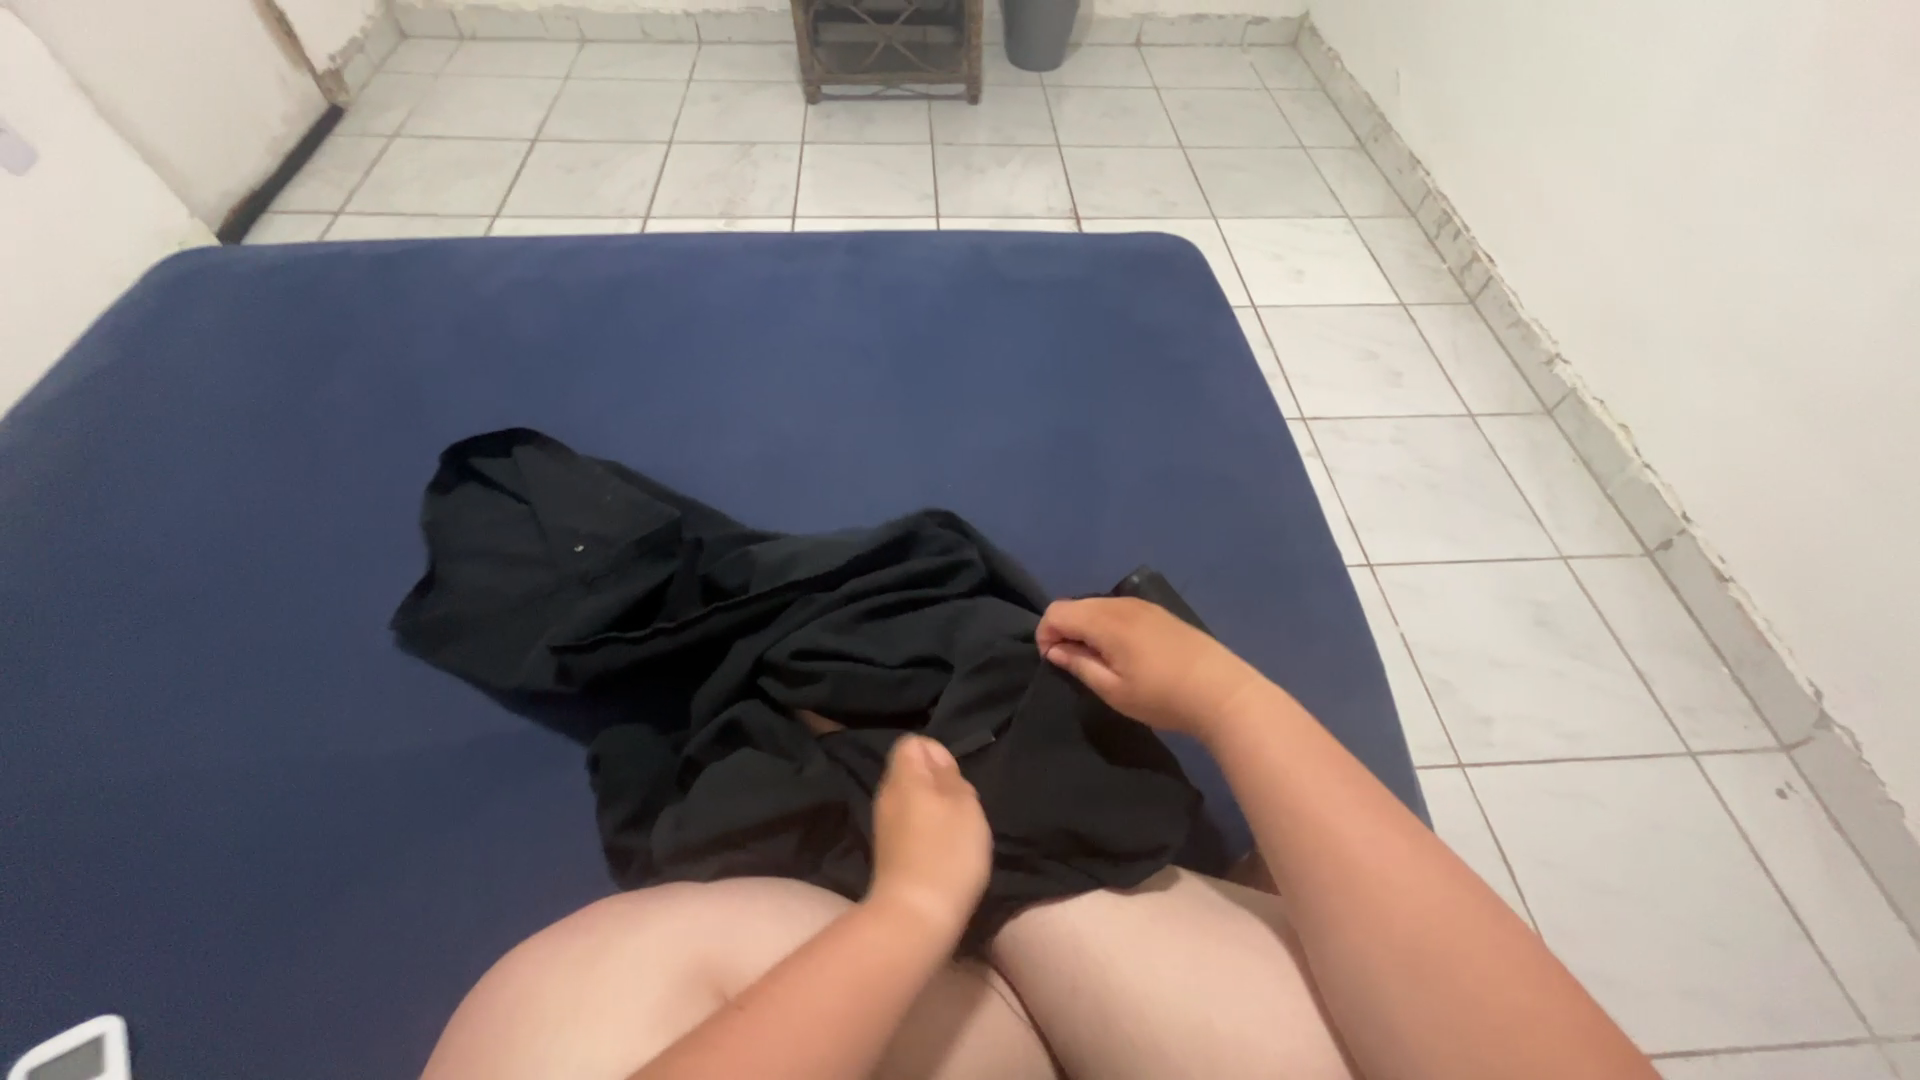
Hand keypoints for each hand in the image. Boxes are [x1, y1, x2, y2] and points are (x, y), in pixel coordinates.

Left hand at [866, 735, 992, 939]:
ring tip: (957, 832)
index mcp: (903, 778)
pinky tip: (944, 853)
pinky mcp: (889, 853)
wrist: (915, 916)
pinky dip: (927, 832)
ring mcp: (884, 826)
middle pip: (911, 772)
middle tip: (963, 805)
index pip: (912, 743)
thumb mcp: (965, 804)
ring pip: (912, 800)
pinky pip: (910, 825)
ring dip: (936, 809)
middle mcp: (887, 796)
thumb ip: (950, 776)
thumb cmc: (947, 852)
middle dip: (939, 782)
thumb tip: (937, 763)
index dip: (937, 753)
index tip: (956, 778)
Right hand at [1036, 597, 1271, 740]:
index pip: (1057, 611)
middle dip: (1064, 630)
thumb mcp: (1113, 690)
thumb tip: (1055, 650)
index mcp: (1106, 621)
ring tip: (1098, 661)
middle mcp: (1122, 604)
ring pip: (1098, 606)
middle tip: (1073, 664)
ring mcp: (1144, 605)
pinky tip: (1123, 653)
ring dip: (1086, 628)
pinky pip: (1119, 610)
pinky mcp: (1160, 613)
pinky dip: (1107, 625)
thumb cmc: (1162, 696)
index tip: (1054, 662)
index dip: (1045, 634)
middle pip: (1076, 605)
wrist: (1223, 693)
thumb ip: (1079, 664)